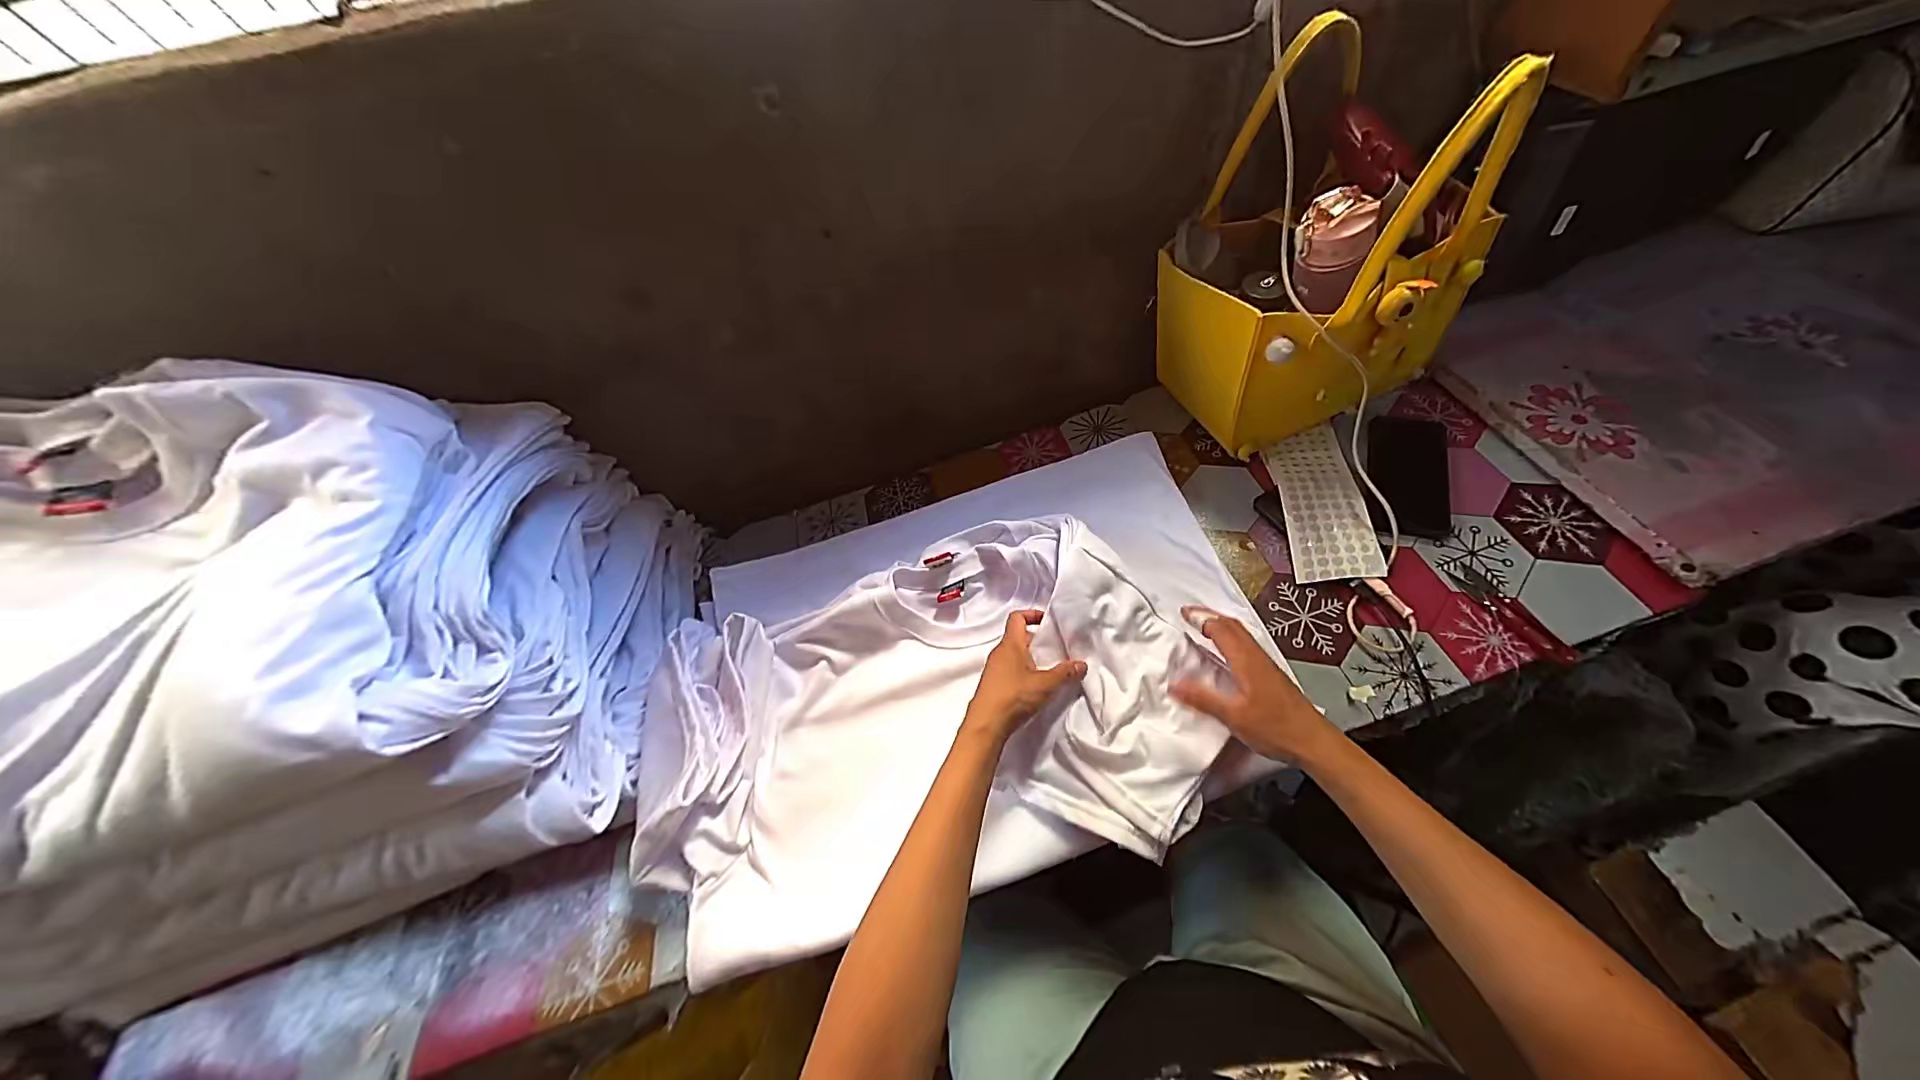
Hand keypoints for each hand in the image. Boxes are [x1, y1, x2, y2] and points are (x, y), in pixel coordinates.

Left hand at [963, 610, 1086, 745]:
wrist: (986, 725)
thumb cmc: (1013, 696)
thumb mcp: (1045, 684)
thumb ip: (1065, 673)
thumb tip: (1082, 664)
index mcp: (1009, 644)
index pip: (1017, 617)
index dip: (1032, 614)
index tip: (1049, 622)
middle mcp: (999, 653)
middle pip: (1018, 637)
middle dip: (1038, 640)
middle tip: (1056, 649)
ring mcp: (994, 669)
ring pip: (1015, 655)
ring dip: (1032, 658)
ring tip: (1051, 669)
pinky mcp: (993, 684)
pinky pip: (1010, 669)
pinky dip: (1024, 671)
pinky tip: (1037, 686)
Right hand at [1171, 612, 1346, 767]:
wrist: (1314, 742)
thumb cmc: (1280, 729)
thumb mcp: (1234, 716)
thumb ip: (1203, 699)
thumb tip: (1176, 686)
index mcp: (1247, 661)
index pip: (1221, 629)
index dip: (1201, 618)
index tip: (1185, 613)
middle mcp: (1258, 658)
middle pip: (1234, 626)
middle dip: (1211, 616)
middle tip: (1192, 615)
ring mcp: (1267, 666)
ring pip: (1243, 635)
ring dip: (1223, 626)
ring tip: (1207, 627)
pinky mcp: (1272, 676)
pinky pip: (1249, 647)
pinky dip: (1233, 640)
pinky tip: (1229, 653)